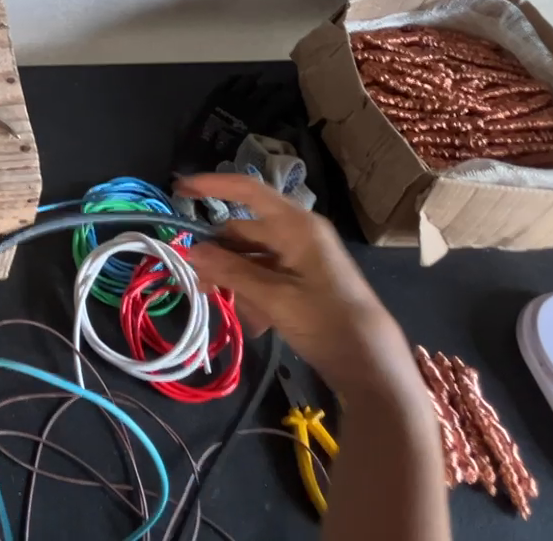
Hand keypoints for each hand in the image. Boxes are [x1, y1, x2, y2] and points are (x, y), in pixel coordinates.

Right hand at [179, 174, 415, 399]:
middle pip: (243, 231)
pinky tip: (255, 323)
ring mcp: (302, 257)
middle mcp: (298, 233)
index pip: (247, 190)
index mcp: (296, 225)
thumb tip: (192, 250)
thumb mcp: (273, 298)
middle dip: (219, 256)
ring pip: (251, 257)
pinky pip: (266, 276)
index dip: (211, 185)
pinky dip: (253, 294)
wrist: (375, 367)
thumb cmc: (327, 322)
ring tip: (228, 309)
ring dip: (235, 281)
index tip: (178, 188)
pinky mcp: (304, 280)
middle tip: (199, 283)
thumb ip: (230, 271)